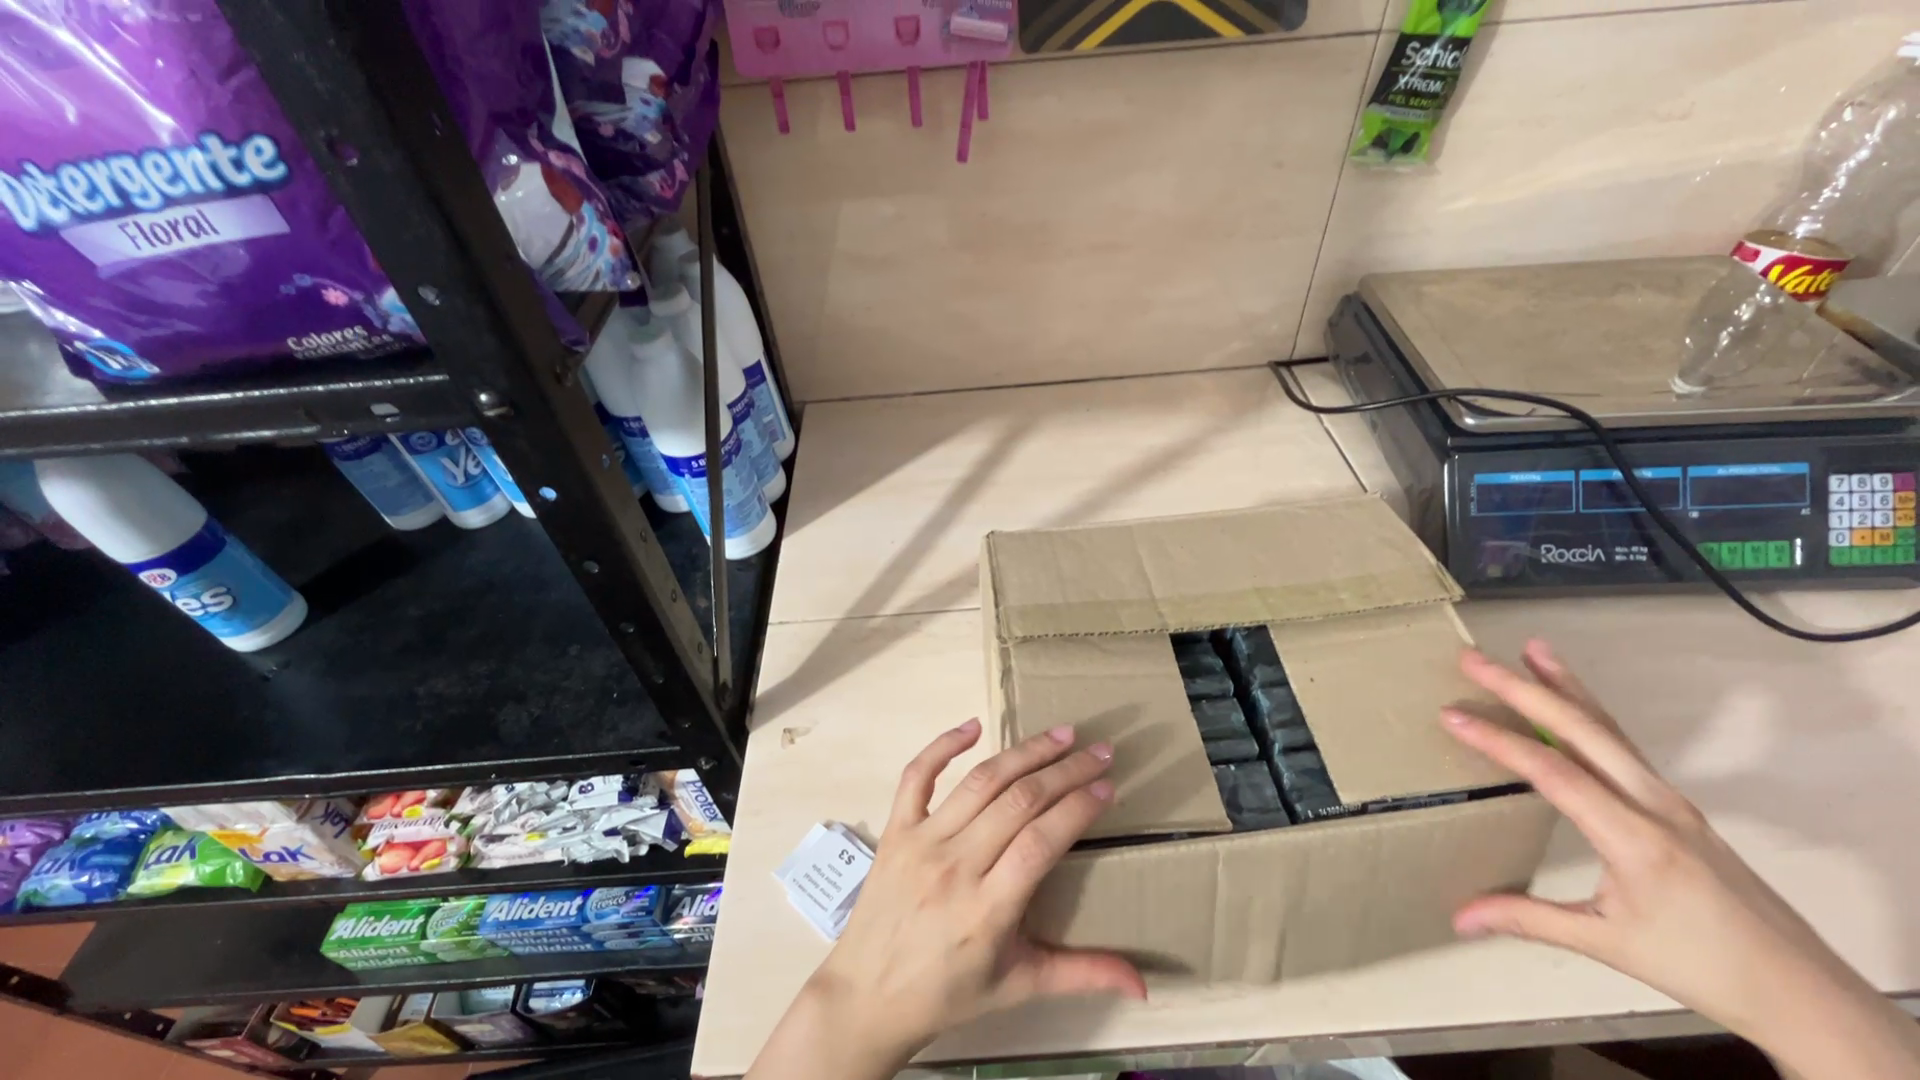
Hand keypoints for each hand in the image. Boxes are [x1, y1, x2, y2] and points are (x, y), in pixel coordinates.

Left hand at [750, 719, 1144, 1079]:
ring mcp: (921, 842)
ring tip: (1061, 734)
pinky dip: (943, 745)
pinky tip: (975, 725)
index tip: (1107, 786)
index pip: (1042, 840)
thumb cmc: (947, 992)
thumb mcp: (1018, 987)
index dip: (1078, 807)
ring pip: (980, 782)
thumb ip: (1082, 975)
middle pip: (1018, 802)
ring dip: (1024, 752)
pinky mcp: (895, 830)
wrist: (867, 998)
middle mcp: (955, 866)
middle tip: (1100, 751)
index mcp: (988, 909)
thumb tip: (1144, 984)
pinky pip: (917, 776)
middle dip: (1065, 770)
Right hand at [1444, 642, 1919, 1079]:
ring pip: (1609, 730)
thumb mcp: (1608, 944)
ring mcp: (1671, 799)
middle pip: (1583, 732)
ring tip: (1532, 650)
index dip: (1499, 741)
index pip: (1555, 773)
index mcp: (1635, 838)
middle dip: (1525, 689)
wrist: (1800, 988)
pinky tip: (1576, 702)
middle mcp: (1655, 804)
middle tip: (1474, 659)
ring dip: (1566, 687)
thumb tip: (1459, 917)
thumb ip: (1528, 920)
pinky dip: (1592, 714)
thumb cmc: (1701, 966)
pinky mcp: (1677, 805)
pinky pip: (1625, 747)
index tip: (1452, 714)